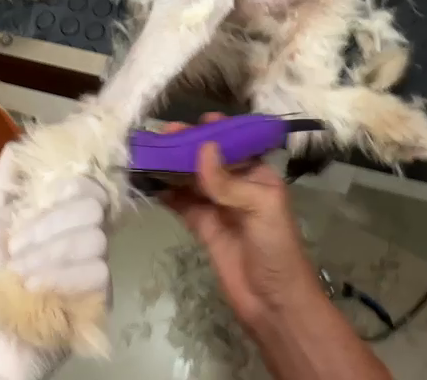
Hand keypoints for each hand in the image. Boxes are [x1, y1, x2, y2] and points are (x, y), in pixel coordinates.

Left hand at [0, 144, 109, 379]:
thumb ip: (0, 184)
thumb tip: (20, 142)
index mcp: (54, 215)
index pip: (84, 180)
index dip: (68, 183)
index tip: (44, 196)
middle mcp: (79, 235)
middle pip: (92, 202)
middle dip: (49, 224)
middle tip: (18, 248)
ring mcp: (92, 266)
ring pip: (94, 235)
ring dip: (50, 254)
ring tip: (21, 276)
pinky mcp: (99, 298)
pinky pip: (97, 270)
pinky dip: (62, 277)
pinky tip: (37, 291)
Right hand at [159, 115, 321, 330]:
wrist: (273, 305)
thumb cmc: (277, 248)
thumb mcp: (260, 208)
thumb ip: (229, 181)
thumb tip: (203, 148)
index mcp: (257, 175)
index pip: (235, 145)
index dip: (216, 131)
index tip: (196, 121)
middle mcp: (236, 186)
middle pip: (208, 159)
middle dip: (188, 145)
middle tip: (164, 135)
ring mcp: (218, 206)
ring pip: (192, 179)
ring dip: (173, 166)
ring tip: (150, 152)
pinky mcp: (203, 227)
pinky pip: (182, 203)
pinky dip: (167, 192)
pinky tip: (150, 182)